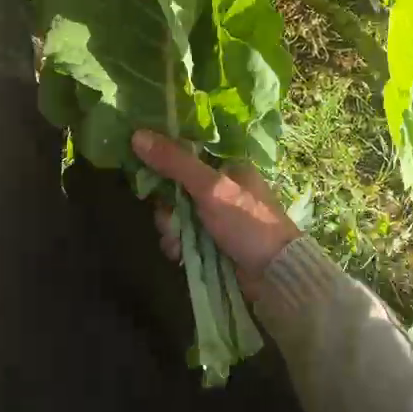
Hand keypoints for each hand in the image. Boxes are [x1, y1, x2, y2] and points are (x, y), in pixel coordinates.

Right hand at [133, 130, 302, 302]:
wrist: (276, 277)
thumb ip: (175, 162)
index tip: (146, 174)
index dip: (164, 163)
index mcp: (228, 165)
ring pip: (178, 214)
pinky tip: (181, 255)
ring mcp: (218, 216)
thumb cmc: (247, 222)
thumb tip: (136, 135)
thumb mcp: (210, 187)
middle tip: (169, 220)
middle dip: (167, 207)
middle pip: (177, 187)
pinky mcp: (214, 242)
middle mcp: (222, 187)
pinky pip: (185, 235)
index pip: (186, 154)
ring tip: (177, 243)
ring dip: (171, 229)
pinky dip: (179, 244)